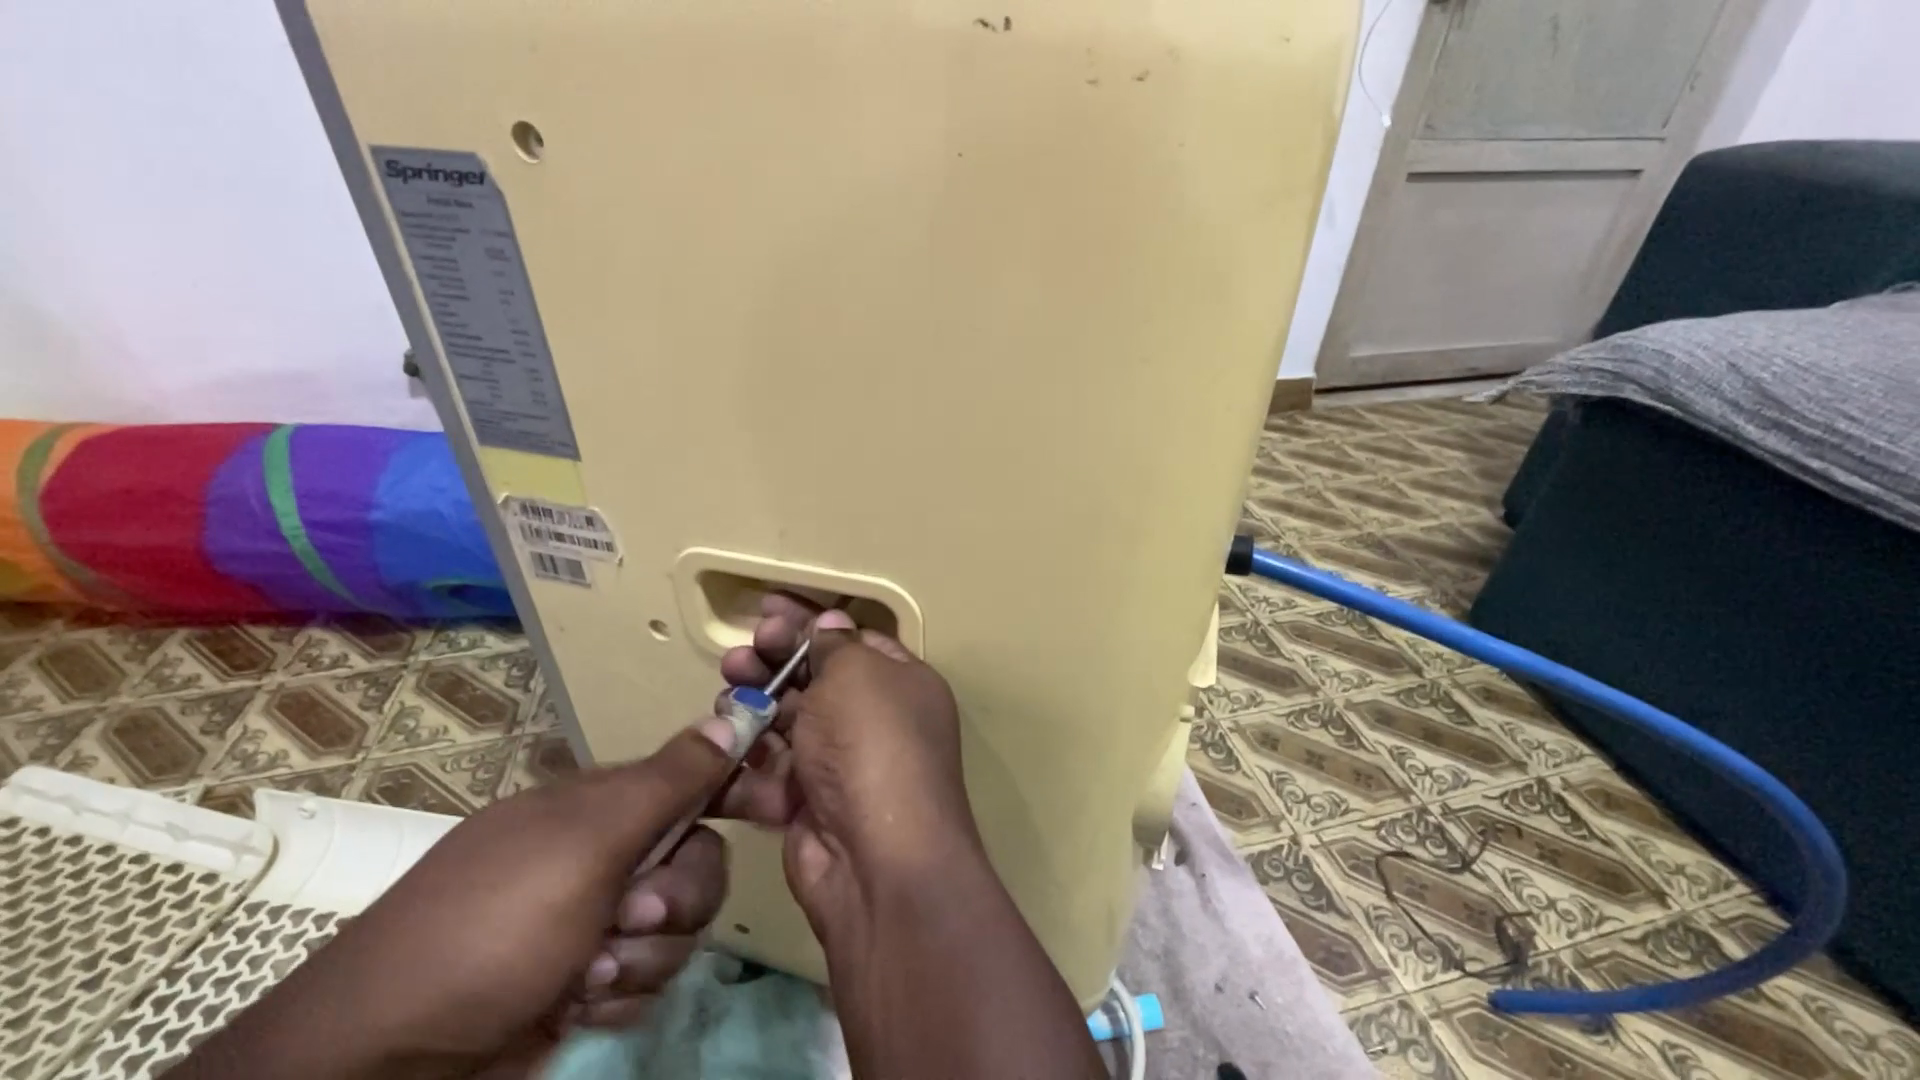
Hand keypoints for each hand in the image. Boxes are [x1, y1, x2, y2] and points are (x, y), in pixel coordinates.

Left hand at [173, 720, 746, 1079]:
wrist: (391, 1060)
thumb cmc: (493, 927)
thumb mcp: (587, 841)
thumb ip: (669, 780)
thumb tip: (732, 709)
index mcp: (597, 807)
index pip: (692, 777)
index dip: (740, 784)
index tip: (782, 804)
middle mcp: (600, 857)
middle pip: (698, 860)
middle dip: (679, 897)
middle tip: (632, 917)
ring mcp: (592, 923)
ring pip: (680, 927)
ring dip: (646, 957)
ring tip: (588, 974)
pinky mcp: (587, 982)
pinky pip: (649, 978)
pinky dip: (620, 996)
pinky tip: (575, 1005)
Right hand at [718, 597, 984, 941]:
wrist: (876, 859)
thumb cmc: (872, 745)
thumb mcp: (857, 675)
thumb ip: (835, 646)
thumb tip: (829, 626)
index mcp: (901, 685)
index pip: (853, 641)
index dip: (809, 624)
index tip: (765, 609)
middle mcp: (875, 724)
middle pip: (814, 682)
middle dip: (773, 664)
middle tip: (739, 656)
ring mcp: (840, 768)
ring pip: (786, 726)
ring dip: (752, 709)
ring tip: (727, 697)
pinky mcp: (807, 808)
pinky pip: (769, 775)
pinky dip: (744, 764)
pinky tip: (720, 749)